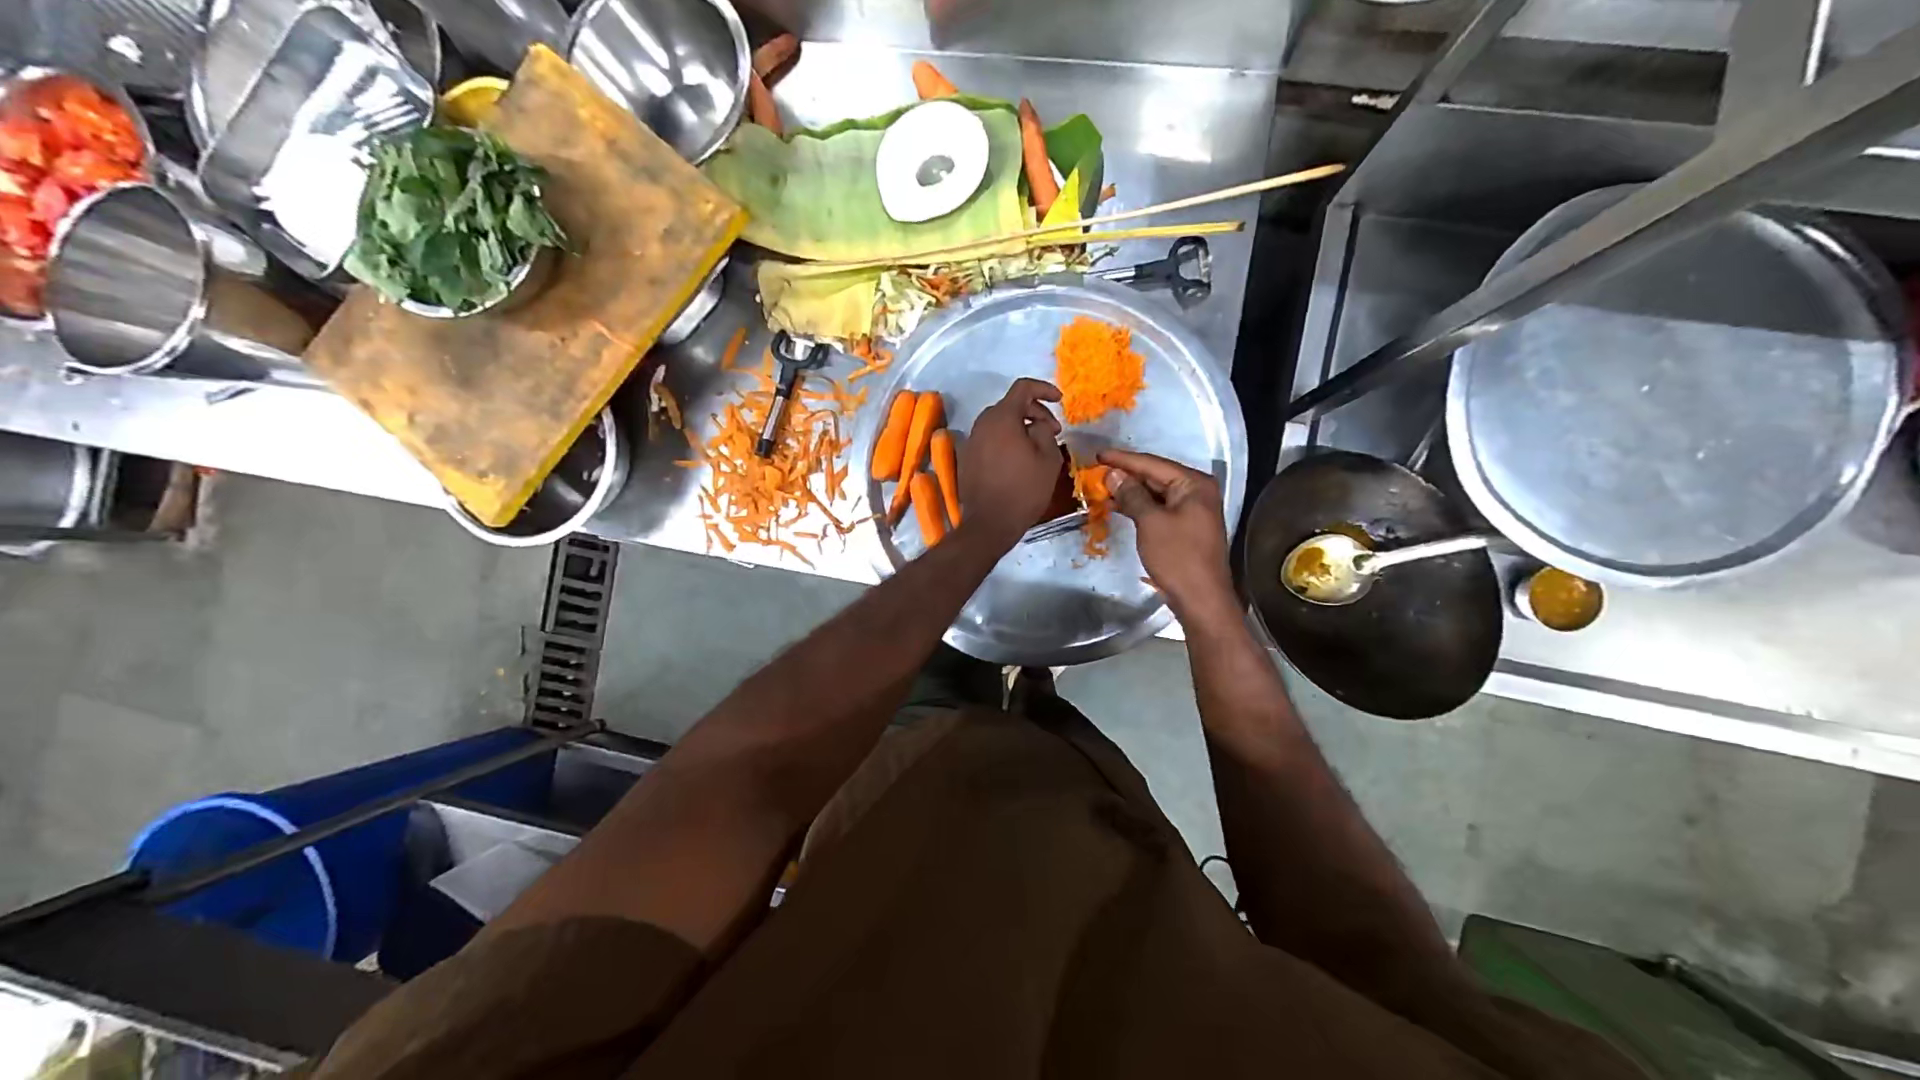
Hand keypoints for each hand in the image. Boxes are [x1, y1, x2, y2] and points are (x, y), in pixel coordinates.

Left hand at [960, 378, 1064, 546]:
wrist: (990, 522)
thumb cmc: (1024, 489)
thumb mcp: (1048, 458)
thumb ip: (1045, 431)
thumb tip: (1038, 425)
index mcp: (1002, 417)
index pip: (1023, 388)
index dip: (1044, 389)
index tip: (1059, 400)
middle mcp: (982, 423)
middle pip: (1011, 405)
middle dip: (1035, 412)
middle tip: (1054, 431)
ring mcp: (972, 440)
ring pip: (1000, 423)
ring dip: (1021, 427)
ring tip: (1039, 447)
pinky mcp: (968, 457)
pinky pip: (991, 439)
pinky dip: (1007, 441)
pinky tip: (1020, 459)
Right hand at [1099, 450, 1235, 619]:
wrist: (1201, 599)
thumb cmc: (1178, 557)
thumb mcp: (1150, 522)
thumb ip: (1131, 494)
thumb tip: (1113, 474)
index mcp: (1194, 484)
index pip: (1152, 463)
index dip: (1123, 460)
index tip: (1097, 455)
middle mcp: (1196, 492)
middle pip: (1155, 476)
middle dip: (1126, 475)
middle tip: (1096, 471)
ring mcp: (1192, 510)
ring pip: (1155, 493)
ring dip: (1130, 492)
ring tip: (1102, 489)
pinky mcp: (1185, 527)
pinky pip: (1158, 508)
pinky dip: (1139, 507)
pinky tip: (1118, 507)